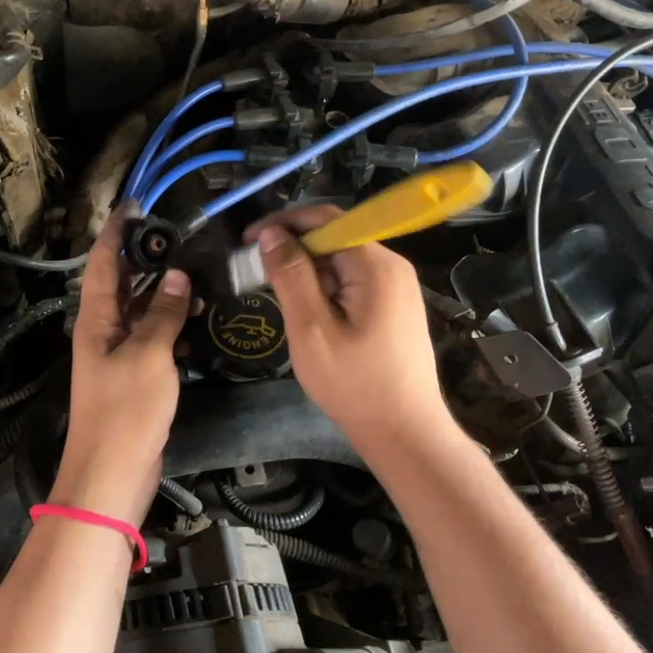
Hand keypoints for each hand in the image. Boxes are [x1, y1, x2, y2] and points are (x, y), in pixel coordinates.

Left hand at [56, 205, 192, 525]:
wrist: (112, 472)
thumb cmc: (125, 409)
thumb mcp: (149, 354)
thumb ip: (164, 314)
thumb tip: (179, 277)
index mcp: (96, 319)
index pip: (103, 263)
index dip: (116, 233)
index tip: (134, 205)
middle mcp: (103, 330)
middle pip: (121, 283)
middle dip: (145, 259)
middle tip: (178, 236)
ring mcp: (118, 354)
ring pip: (139, 311)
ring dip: (163, 292)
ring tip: (195, 274)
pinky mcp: (135, 376)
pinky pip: (151, 338)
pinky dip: (171, 324)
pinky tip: (195, 318)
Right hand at [245, 206, 455, 437]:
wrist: (405, 433)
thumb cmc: (355, 384)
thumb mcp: (311, 329)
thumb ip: (290, 276)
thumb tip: (270, 234)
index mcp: (376, 266)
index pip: (326, 219)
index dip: (283, 223)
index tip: (247, 242)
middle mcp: (392, 267)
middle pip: (335, 237)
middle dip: (293, 248)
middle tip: (257, 274)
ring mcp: (397, 287)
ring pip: (342, 260)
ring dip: (307, 271)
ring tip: (280, 299)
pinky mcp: (395, 307)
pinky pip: (353, 281)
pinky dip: (325, 287)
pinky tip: (310, 315)